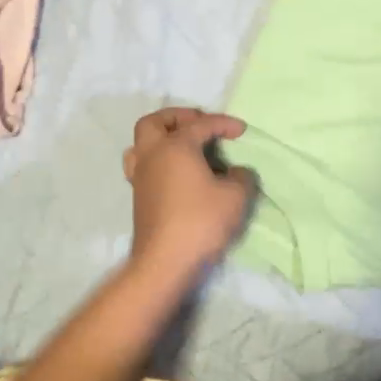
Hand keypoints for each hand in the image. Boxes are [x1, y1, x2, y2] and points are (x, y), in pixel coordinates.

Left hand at [121, 108, 255, 280]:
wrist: (165, 262)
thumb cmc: (201, 222)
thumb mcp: (236, 196)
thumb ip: (241, 176)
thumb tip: (235, 172)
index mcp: (175, 147)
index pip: (201, 124)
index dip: (223, 123)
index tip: (241, 131)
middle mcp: (152, 155)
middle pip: (154, 122)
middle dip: (178, 117)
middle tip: (199, 124)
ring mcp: (140, 177)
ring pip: (141, 144)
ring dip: (161, 138)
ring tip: (183, 147)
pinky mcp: (139, 197)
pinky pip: (143, 165)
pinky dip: (158, 159)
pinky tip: (177, 172)